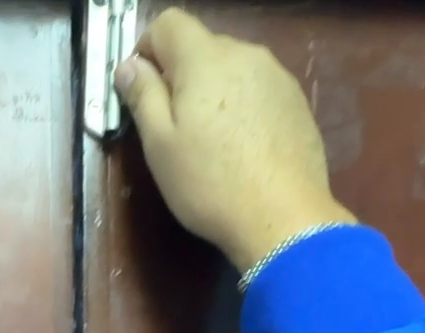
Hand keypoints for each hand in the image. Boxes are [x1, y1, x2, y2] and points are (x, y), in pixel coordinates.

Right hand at [114, 10, 354, 270]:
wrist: (281, 216)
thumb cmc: (208, 184)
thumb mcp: (160, 146)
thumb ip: (143, 97)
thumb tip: (129, 65)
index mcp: (204, 59)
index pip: (168, 23)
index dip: (146, 48)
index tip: (139, 87)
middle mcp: (244, 53)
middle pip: (201, 46)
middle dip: (180, 75)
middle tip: (171, 127)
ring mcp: (275, 75)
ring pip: (231, 69)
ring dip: (211, 92)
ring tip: (208, 142)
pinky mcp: (294, 101)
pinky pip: (256, 90)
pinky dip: (239, 108)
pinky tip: (239, 149)